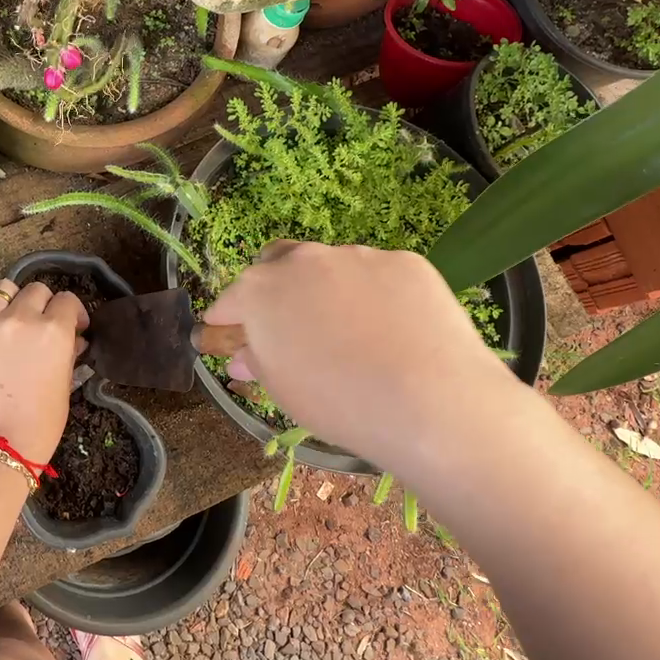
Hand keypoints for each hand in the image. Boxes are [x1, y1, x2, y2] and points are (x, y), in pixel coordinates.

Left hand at [0, 279, 88, 463]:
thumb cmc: (38, 426)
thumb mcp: (64, 388)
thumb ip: (68, 356)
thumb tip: (74, 341)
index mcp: (53, 331)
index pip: (68, 301)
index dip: (75, 312)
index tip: (75, 326)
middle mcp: (20, 318)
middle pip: (36, 290)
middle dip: (45, 304)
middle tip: (44, 325)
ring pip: (3, 288)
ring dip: (12, 299)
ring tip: (13, 318)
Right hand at [202, 242, 520, 468]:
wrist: (431, 403)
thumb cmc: (337, 402)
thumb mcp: (283, 390)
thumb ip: (257, 361)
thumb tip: (242, 357)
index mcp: (259, 290)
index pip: (231, 299)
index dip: (229, 318)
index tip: (230, 332)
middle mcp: (302, 261)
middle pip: (278, 264)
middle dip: (277, 287)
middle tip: (292, 324)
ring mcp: (356, 256)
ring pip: (332, 267)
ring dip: (331, 290)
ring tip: (355, 333)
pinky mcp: (405, 262)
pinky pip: (380, 275)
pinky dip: (378, 295)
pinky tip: (395, 330)